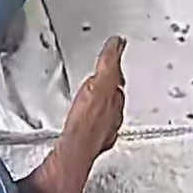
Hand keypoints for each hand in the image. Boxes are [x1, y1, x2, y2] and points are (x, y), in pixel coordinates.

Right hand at [62, 37, 126, 161]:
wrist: (75, 149)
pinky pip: (91, 134)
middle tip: (104, 86)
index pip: (118, 82)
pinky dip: (88, 128)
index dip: (115, 72)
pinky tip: (83, 129)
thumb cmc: (89, 120)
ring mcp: (101, 135)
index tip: (113, 64)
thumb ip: (110, 61)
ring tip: (93, 106)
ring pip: (104, 118)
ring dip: (100, 111)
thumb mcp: (102, 80)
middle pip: (113, 101)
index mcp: (116, 101)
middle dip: (110, 93)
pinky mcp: (86, 147)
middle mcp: (112, 119)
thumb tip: (117, 43)